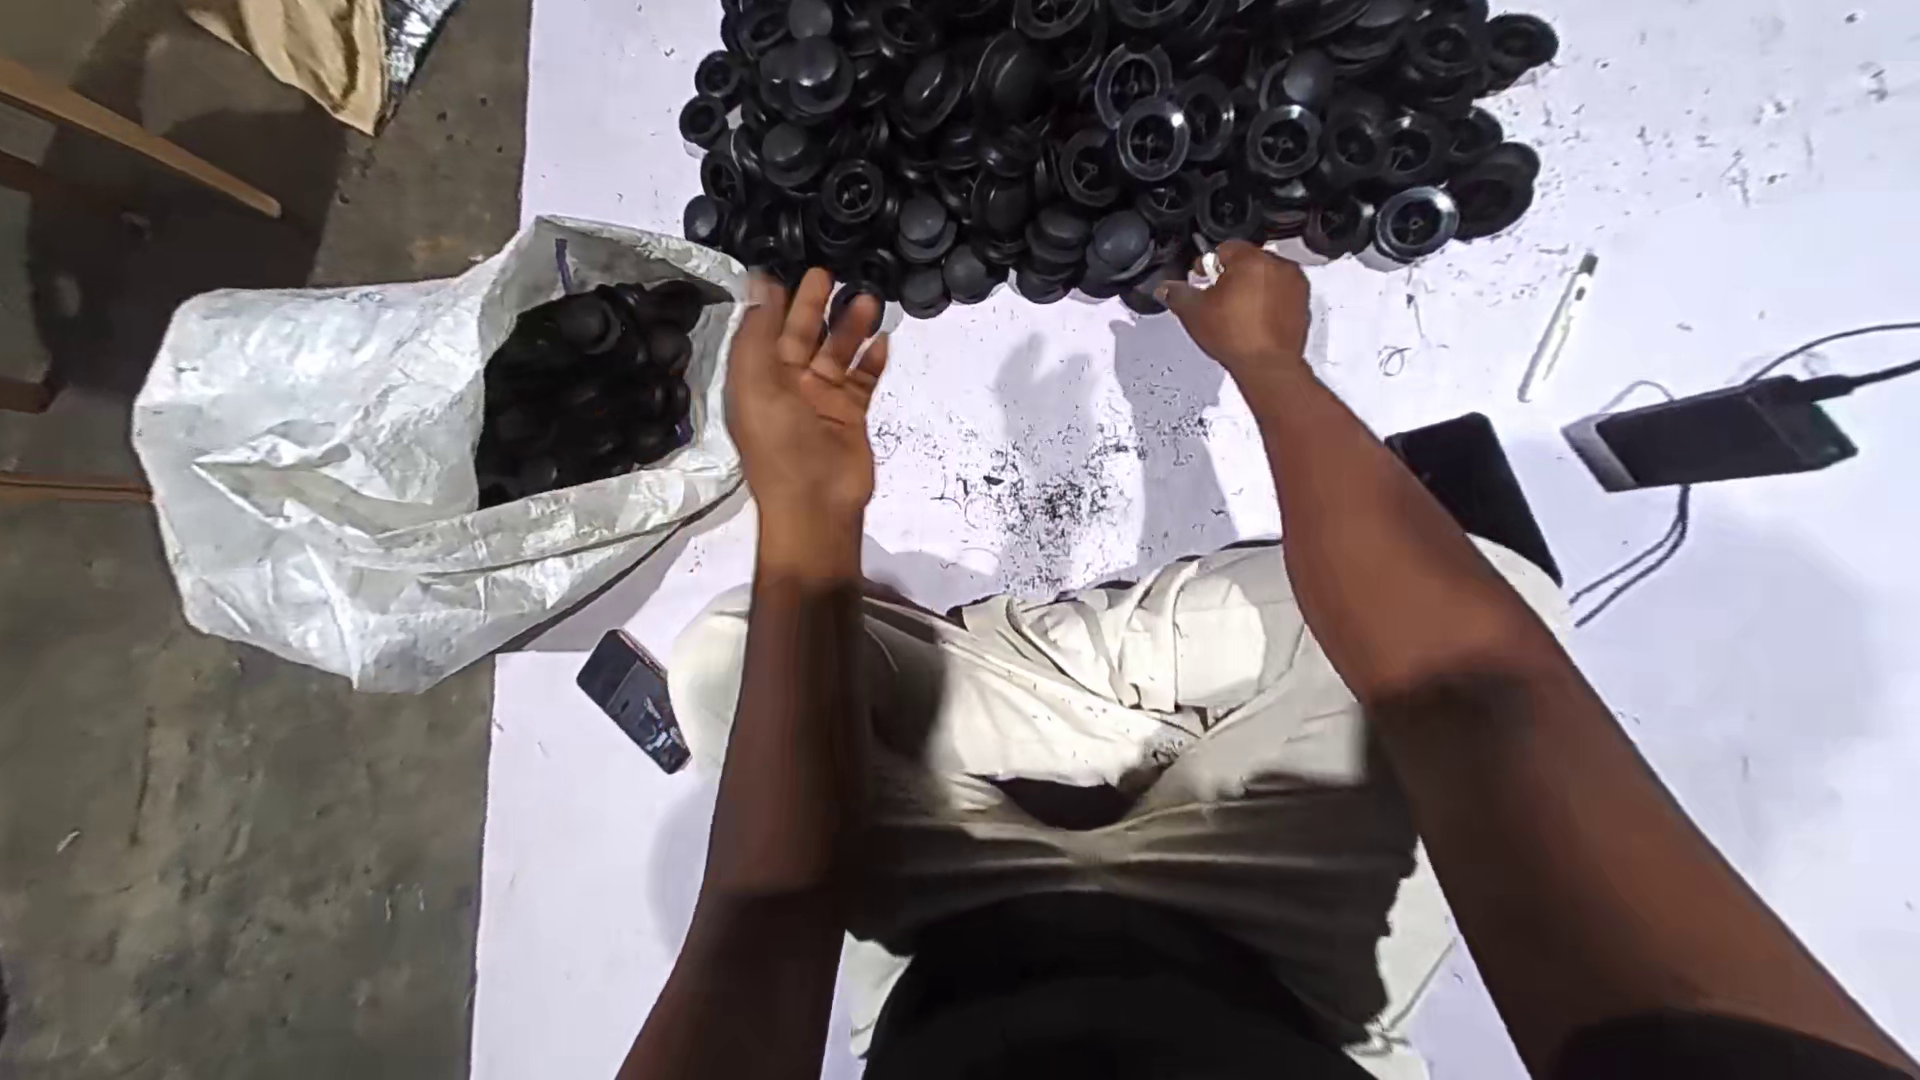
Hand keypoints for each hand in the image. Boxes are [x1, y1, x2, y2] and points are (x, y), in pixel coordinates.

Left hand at [727, 268, 888, 574]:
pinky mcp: (851, 415)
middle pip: (805, 335)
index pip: (767, 330)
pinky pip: (862, 381)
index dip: (777, 302)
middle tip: (830, 275)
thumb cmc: (780, 449)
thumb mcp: (756, 386)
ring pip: (838, 353)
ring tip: (868, 300)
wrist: (817, 503)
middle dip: (817, 305)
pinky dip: (872, 362)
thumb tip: (759, 289)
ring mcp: (822, 401)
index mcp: (760, 379)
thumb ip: (757, 335)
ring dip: (851, 327)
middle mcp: (790, 386)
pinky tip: (882, 342)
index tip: (787, 272)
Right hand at [1156, 240, 1312, 393]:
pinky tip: (1252, 322)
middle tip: (1216, 299)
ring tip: (1234, 313)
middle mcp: (1276, 266)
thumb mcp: (1193, 313)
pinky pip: (1281, 293)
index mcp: (1249, 260)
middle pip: (1247, 261)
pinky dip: (1268, 302)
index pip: (1224, 248)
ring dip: (1250, 288)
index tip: (1201, 277)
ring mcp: (1294, 283)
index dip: (1207, 264)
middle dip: (1230, 277)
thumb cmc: (1236, 339)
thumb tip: (1166, 288)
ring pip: (1265, 276)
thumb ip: (1177, 293)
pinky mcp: (1302, 302)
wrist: (1266, 364)